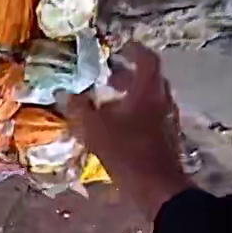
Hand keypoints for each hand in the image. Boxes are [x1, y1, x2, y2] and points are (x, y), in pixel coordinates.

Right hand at [69, 43, 194, 220]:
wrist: (156, 186)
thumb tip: (65, 94)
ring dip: (130, 95)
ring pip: (149, 98)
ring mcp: (166, 119)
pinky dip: (134, 112)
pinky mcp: (165, 136)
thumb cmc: (126, 151)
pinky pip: (150, 115)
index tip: (121, 46)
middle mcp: (162, 100)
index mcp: (148, 91)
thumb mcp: (95, 128)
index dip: (134, 49)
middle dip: (128, 74)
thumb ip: (79, 108)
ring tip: (108, 100)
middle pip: (148, 79)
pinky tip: (117, 125)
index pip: (146, 59)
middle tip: (108, 74)